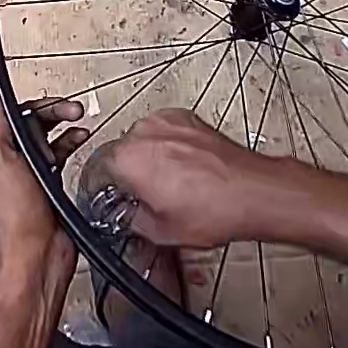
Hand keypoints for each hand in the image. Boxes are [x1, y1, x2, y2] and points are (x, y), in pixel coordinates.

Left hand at [0, 96, 87, 260]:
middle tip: (73, 109)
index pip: (12, 114)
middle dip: (53, 112)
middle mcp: (10, 161)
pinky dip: (70, 142)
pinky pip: (58, 154)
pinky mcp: (48, 184)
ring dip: (64, 125)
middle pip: (31, 123)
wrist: (37, 256)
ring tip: (79, 121)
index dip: (35, 105)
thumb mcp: (0, 162)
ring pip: (46, 136)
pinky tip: (80, 139)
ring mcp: (29, 173)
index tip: (54, 103)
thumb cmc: (17, 217)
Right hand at [100, 108, 302, 247]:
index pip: (97, 169)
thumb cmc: (213, 208)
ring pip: (142, 139)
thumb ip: (132, 219)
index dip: (101, 188)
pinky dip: (168, 144)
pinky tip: (185, 166)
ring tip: (172, 181)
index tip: (108, 197)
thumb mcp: (161, 231)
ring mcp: (164, 120)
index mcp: (128, 160)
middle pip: (120, 152)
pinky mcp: (183, 116)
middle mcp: (142, 132)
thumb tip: (126, 215)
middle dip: (128, 172)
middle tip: (146, 195)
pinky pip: (164, 129)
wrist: (251, 190)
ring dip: (148, 156)